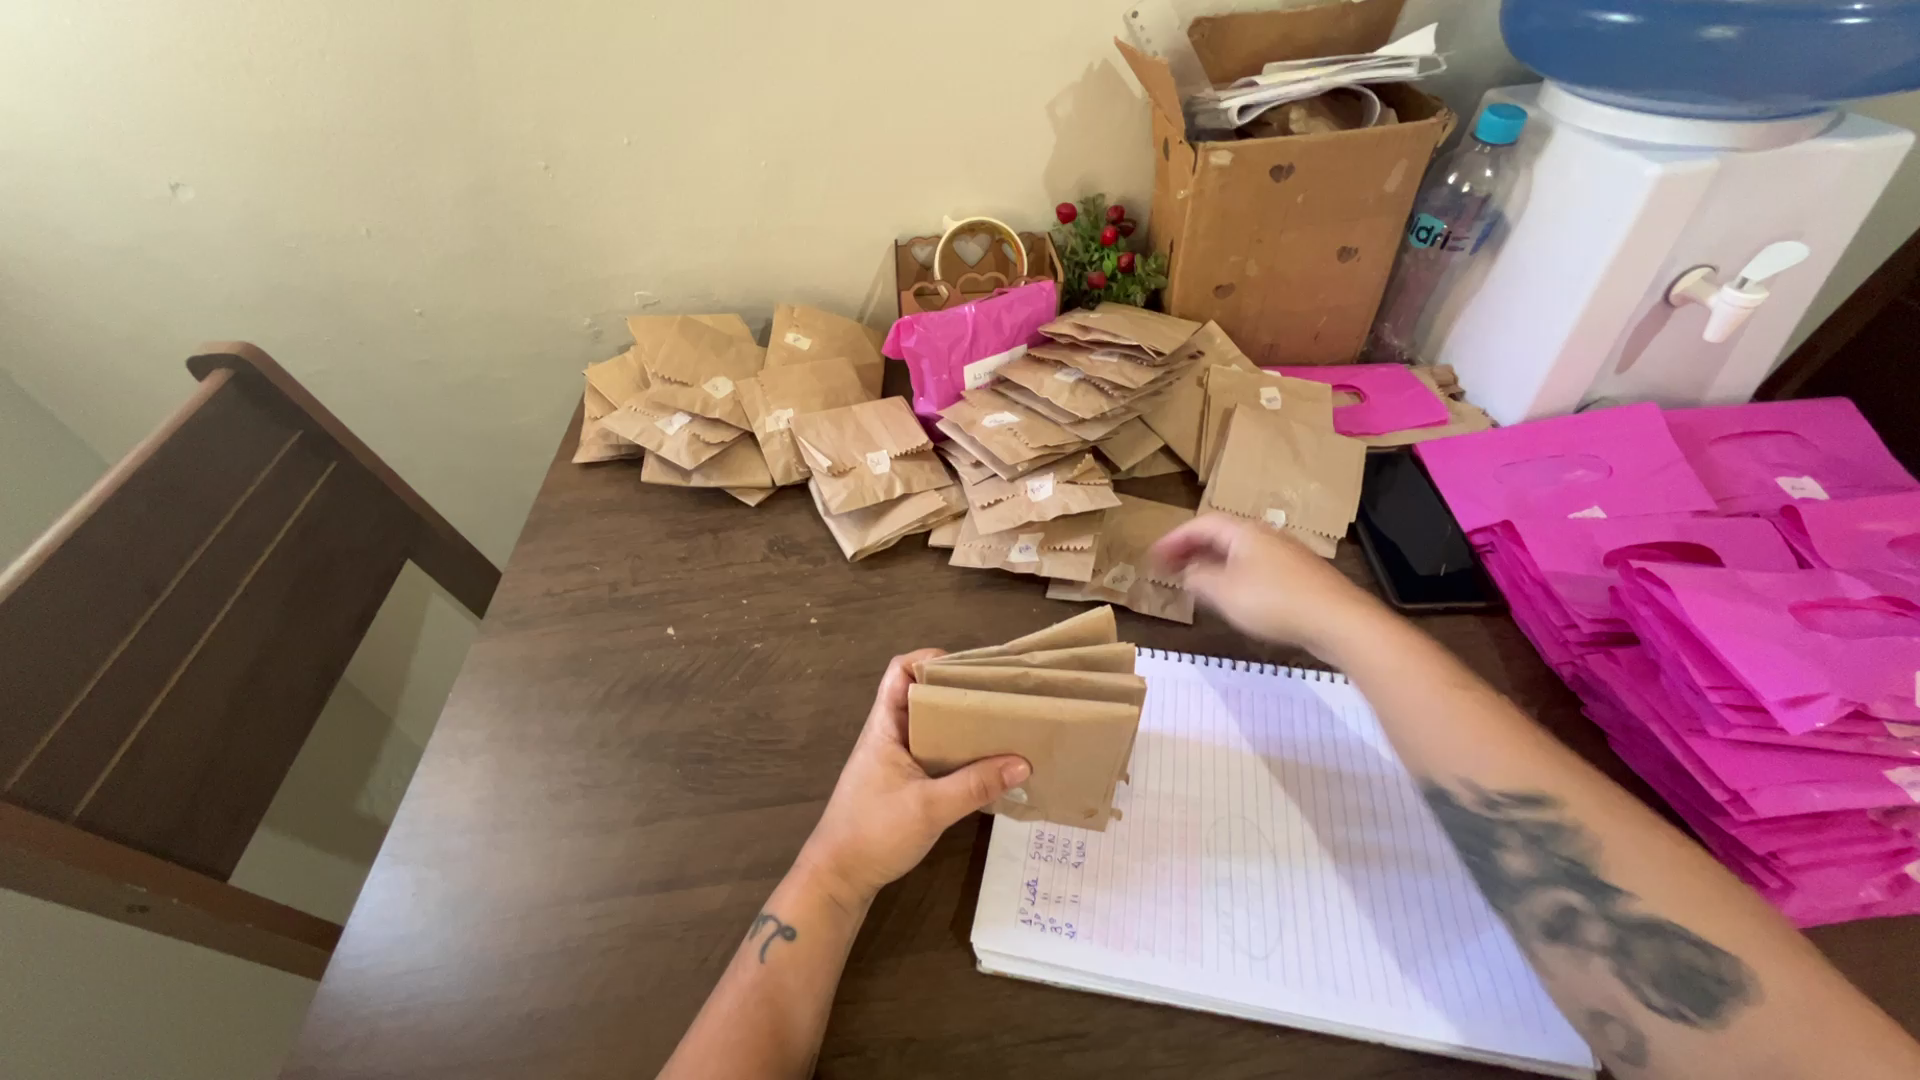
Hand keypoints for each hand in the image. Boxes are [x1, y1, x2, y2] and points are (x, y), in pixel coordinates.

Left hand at [796, 649, 1029, 910]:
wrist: (838, 878)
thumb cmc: (874, 832)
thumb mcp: (930, 808)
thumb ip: (976, 785)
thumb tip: (1023, 762)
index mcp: (885, 726)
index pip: (900, 671)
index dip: (930, 660)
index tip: (969, 667)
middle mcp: (889, 735)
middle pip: (922, 695)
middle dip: (958, 691)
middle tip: (998, 695)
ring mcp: (895, 759)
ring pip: (931, 727)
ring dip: (961, 724)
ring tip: (1001, 724)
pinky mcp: (903, 782)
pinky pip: (934, 754)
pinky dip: (958, 752)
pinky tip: (986, 763)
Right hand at [1150, 514, 1384, 656]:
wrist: (1338, 620)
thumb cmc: (1274, 601)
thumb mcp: (1223, 593)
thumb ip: (1198, 579)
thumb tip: (1187, 572)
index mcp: (1243, 532)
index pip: (1201, 524)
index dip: (1174, 538)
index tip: (1153, 555)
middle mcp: (1264, 536)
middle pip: (1220, 535)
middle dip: (1191, 549)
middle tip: (1168, 566)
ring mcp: (1284, 555)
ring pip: (1238, 552)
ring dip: (1211, 563)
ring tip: (1194, 581)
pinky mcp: (1298, 576)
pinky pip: (1254, 567)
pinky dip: (1232, 574)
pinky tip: (1231, 596)